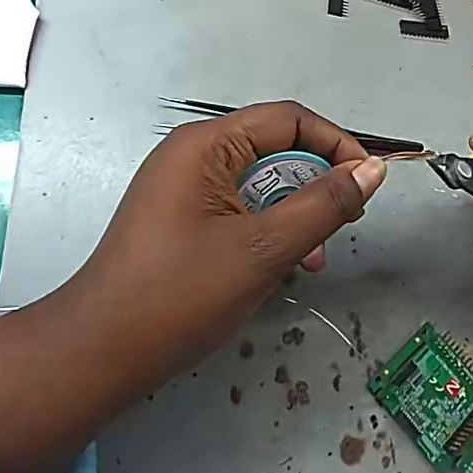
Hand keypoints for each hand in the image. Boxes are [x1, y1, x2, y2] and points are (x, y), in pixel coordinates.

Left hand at [0, 101, 385, 472]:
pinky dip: (268, 230)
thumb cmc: (182, 294)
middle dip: (316, 184)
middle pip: (274, 151)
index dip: (336, 145)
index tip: (366, 185)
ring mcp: (183, 189)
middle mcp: (193, 156)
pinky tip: (283, 266)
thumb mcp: (265, 248)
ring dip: (296, 214)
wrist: (100, 352)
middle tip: (345, 225)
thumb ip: (324, 205)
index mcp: (206, 146)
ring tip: (315, 258)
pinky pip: (239, 210)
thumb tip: (372, 170)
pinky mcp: (181, 219)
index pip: (289, 120)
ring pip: (260, 185)